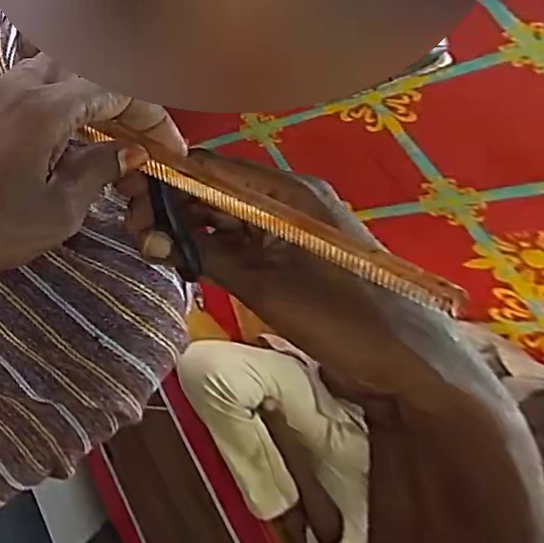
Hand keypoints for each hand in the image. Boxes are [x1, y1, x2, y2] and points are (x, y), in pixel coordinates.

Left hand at [0, 54, 180, 286]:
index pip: (114, 89)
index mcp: (43, 108)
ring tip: (102, 133)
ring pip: (50, 70)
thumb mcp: (57, 211)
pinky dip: (52, 97)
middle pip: (83, 68)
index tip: (168, 150)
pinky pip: (23, 85)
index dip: (151, 116)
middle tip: (137, 137)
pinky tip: (59, 134)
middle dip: (120, 96)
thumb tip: (126, 152)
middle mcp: (16, 88)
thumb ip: (97, 172)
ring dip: (83, 92)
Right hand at [119, 152, 487, 403]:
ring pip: (214, 214)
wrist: (415, 375)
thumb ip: (204, 251)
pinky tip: (176, 260)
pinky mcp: (281, 252)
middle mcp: (282, 199)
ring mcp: (282, 227)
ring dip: (180, 228)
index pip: (207, 167)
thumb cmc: (344, 320)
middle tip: (134, 231)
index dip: (163, 178)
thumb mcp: (263, 284)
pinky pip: (230, 237)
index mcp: (286, 192)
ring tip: (151, 249)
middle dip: (166, 206)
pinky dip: (202, 246)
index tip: (128, 197)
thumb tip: (151, 235)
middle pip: (207, 188)